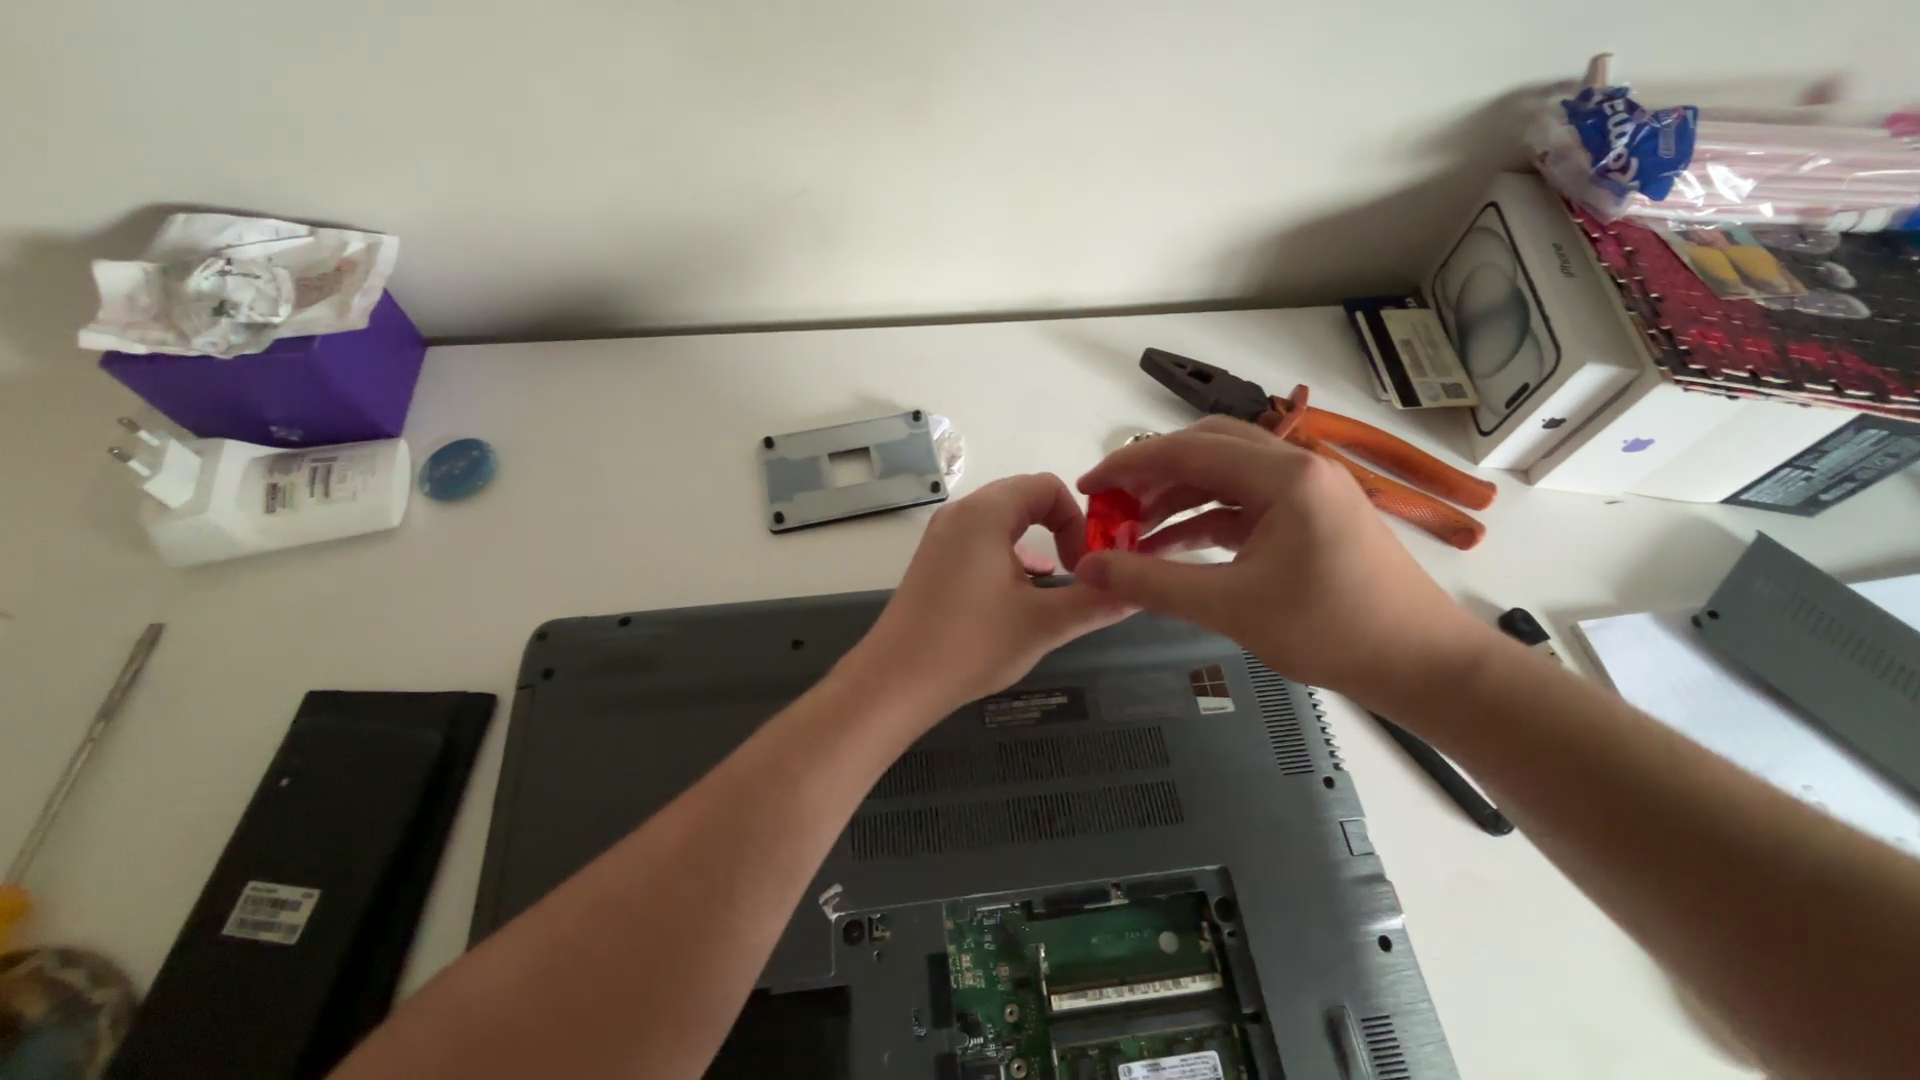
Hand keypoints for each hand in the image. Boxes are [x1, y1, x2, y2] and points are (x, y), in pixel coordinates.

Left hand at [843, 473, 1134, 719]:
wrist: (896, 682)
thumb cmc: (970, 645)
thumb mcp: (1044, 624)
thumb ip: (1096, 602)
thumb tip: (1140, 591)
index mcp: (985, 514)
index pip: (1047, 487)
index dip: (1078, 520)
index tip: (1088, 564)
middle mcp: (960, 514)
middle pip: (1025, 499)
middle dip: (1061, 530)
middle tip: (1081, 572)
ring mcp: (942, 538)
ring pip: (1004, 523)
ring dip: (1037, 545)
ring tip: (1056, 586)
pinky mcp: (934, 563)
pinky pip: (982, 543)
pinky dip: (1011, 558)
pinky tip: (1022, 595)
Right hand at [1074, 418, 1495, 705]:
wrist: (1420, 663)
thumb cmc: (1331, 630)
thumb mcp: (1230, 608)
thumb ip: (1152, 583)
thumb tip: (1088, 568)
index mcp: (1283, 476)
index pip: (1187, 450)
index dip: (1128, 466)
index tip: (1086, 488)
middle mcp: (1296, 468)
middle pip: (1206, 449)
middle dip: (1151, 475)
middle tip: (1109, 506)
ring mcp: (1306, 491)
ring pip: (1224, 476)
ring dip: (1176, 498)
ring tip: (1131, 531)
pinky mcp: (1309, 518)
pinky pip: (1243, 504)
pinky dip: (1204, 519)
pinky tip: (1171, 546)